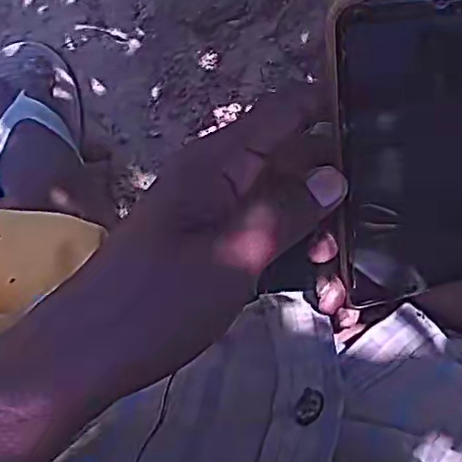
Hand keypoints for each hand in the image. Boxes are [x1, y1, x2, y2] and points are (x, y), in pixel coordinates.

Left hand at [35, 89, 347, 402]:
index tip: (377, 124)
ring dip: (313, 222)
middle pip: (289, 155)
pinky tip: (313, 278)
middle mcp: (216, 173)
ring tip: (339, 266)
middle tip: (370, 220)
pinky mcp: (209, 237)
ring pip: (279, 194)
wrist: (85, 354)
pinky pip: (260, 224)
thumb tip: (335, 176)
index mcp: (217, 161)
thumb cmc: (154, 303)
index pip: (284, 111)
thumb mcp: (232, 258)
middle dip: (330, 182)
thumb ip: (286, 212)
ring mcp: (211, 205)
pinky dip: (288, 243)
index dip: (329, 107)